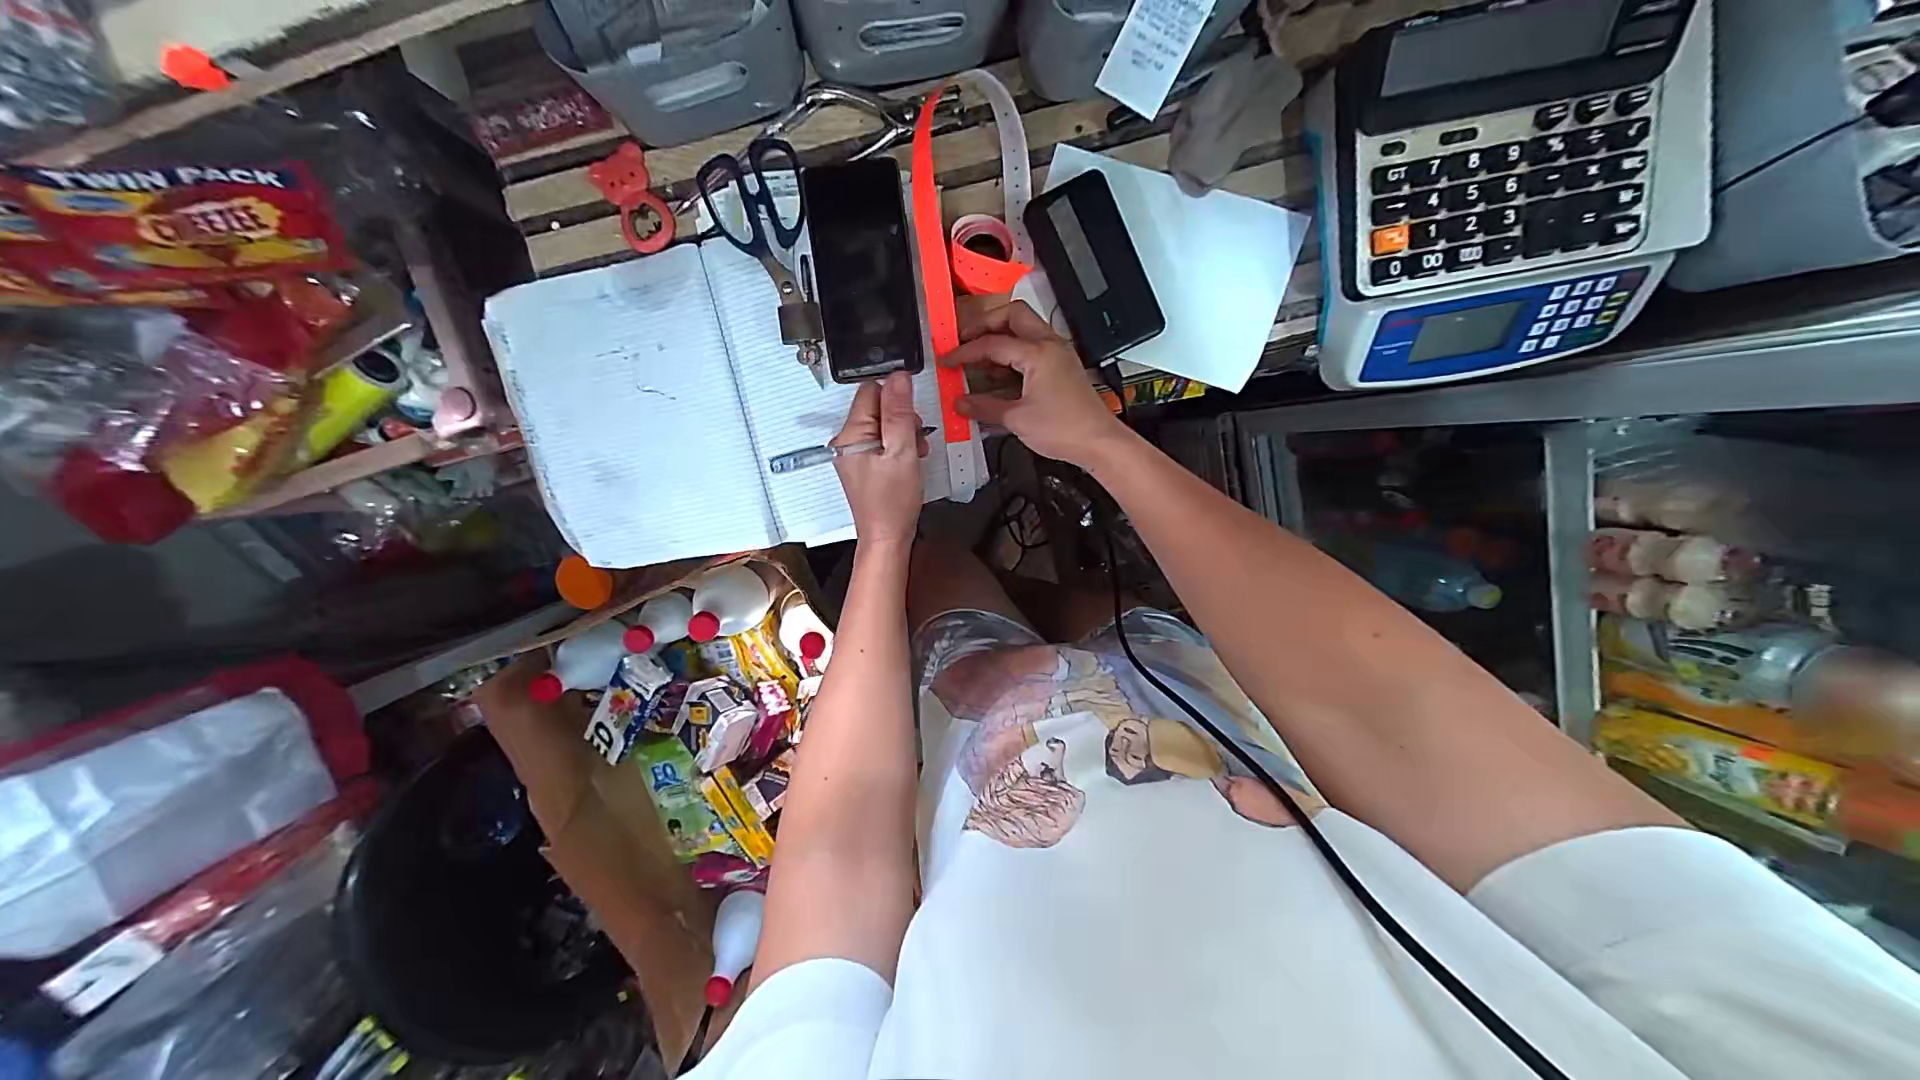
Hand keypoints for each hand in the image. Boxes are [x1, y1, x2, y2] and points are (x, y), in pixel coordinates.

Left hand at [833, 372, 927, 546]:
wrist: (887, 536)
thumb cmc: (892, 503)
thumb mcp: (902, 452)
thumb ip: (899, 413)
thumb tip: (898, 379)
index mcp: (850, 435)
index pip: (872, 391)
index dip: (896, 401)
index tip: (910, 419)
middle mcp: (846, 441)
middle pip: (877, 407)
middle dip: (901, 419)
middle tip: (913, 441)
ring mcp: (854, 453)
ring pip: (882, 425)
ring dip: (903, 434)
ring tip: (911, 455)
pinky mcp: (863, 464)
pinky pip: (882, 442)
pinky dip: (898, 447)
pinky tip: (907, 462)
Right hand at [942, 295, 1129, 469]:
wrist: (1099, 442)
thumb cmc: (1067, 429)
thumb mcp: (1017, 419)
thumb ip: (984, 408)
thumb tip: (961, 403)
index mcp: (1038, 353)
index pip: (992, 343)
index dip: (965, 352)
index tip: (948, 360)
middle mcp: (1050, 345)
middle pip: (1012, 315)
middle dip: (985, 324)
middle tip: (964, 340)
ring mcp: (1058, 353)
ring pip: (1025, 328)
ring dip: (1000, 336)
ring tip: (979, 357)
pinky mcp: (1061, 366)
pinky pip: (1033, 347)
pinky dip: (1013, 352)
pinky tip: (999, 373)